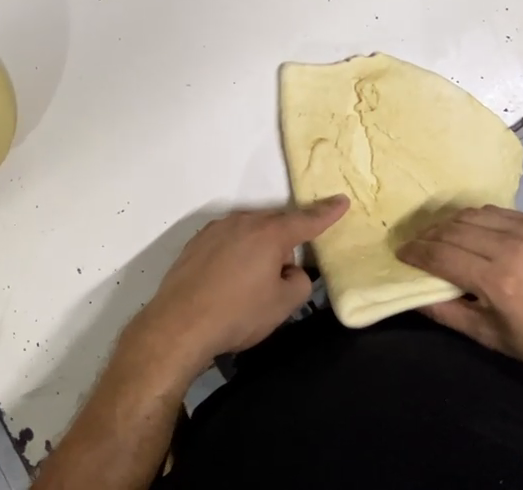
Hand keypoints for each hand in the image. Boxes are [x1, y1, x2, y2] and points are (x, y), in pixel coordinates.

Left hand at [124, 197, 348, 376]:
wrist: (180, 323)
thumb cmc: (238, 313)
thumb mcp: (282, 305)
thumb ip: (299, 282)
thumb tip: (290, 271)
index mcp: (269, 234)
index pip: (306, 220)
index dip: (327, 213)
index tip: (342, 201)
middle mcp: (242, 222)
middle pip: (275, 226)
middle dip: (283, 246)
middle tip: (279, 279)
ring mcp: (216, 229)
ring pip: (249, 233)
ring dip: (257, 250)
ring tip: (248, 287)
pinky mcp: (197, 242)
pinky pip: (227, 241)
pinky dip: (235, 255)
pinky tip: (227, 283)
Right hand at [397, 205, 522, 385]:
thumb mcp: (489, 337)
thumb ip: (446, 313)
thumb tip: (411, 295)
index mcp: (498, 280)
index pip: (442, 255)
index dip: (416, 253)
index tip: (401, 254)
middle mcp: (511, 248)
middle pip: (452, 230)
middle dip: (427, 237)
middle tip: (415, 246)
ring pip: (471, 215)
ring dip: (448, 224)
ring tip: (439, 237)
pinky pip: (496, 212)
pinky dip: (475, 219)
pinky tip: (470, 231)